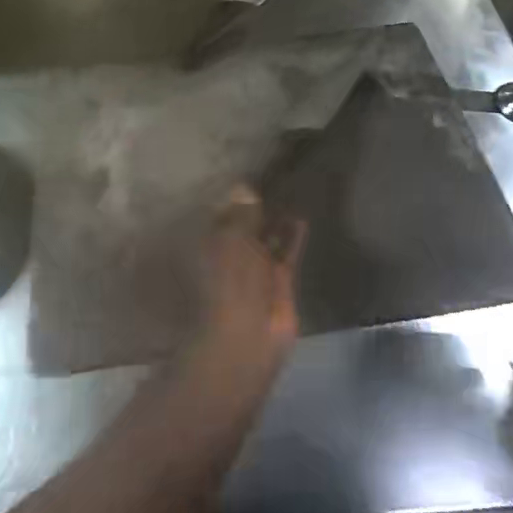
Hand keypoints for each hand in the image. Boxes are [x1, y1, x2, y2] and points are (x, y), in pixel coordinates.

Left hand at [189, 185, 306, 375]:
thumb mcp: (232, 239)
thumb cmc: (230, 281)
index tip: (247, 176)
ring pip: (266, 237)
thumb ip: (241, 213)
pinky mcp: (279, 280)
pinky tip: (301, 217)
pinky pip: (286, 251)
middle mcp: (231, 253)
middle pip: (244, 226)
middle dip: (254, 209)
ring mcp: (256, 268)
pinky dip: (292, 236)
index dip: (232, 198)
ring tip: (292, 192)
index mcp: (211, 244)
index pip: (221, 214)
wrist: (247, 335)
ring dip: (275, 220)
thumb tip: (243, 187)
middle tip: (273, 178)